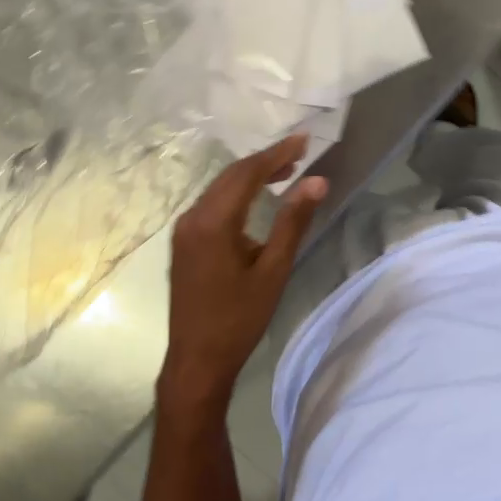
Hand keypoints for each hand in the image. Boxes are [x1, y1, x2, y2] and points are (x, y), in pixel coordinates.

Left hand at [159, 135, 326, 412]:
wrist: (196, 360)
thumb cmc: (239, 319)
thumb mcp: (273, 271)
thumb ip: (293, 222)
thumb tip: (317, 181)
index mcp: (213, 221)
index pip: (247, 173)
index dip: (277, 154)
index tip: (304, 140)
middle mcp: (192, 218)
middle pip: (230, 176)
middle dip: (265, 161)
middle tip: (300, 153)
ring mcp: (183, 231)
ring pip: (219, 189)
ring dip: (250, 177)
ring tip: (285, 173)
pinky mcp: (183, 244)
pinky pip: (211, 205)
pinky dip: (236, 195)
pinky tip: (256, 201)